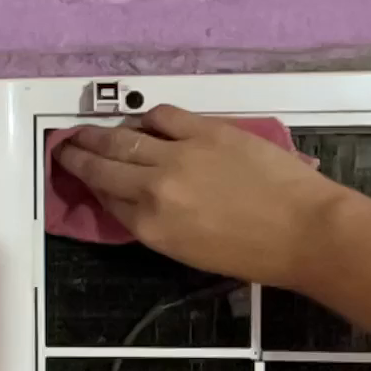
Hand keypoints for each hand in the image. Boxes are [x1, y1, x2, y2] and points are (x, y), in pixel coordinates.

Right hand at [55, 105, 363, 287]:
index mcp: (150, 227)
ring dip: (99, 133)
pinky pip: (162, 115)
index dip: (87, 183)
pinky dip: (146, 118)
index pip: (105, 197)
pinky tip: (143, 122)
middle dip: (77, 154)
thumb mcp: (188, 252)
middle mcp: (154, 189)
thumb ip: (152, 223)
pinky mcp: (205, 131)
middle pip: (102, 165)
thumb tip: (132, 196)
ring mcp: (179, 155)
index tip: (75, 171)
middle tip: (63, 144)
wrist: (307, 231)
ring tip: (89, 129)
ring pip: (123, 137)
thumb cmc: (253, 254)